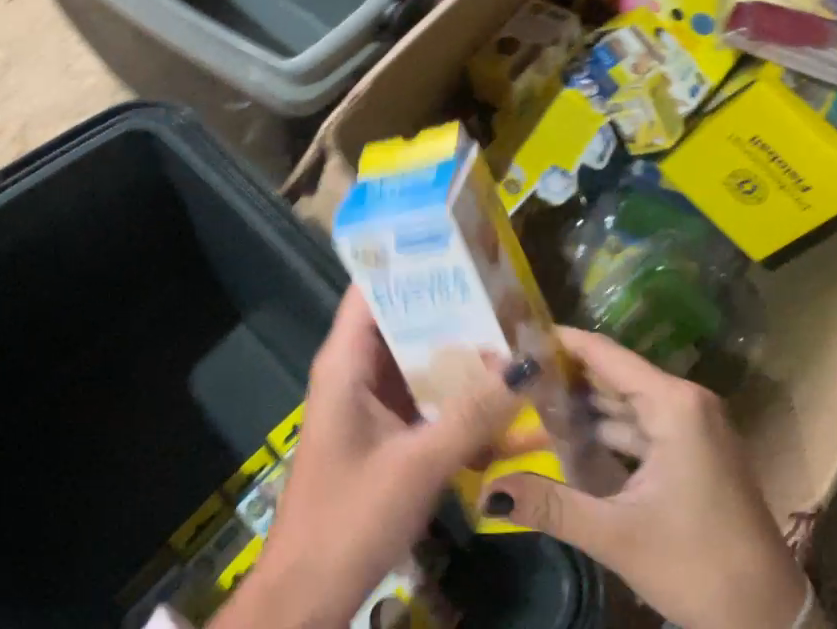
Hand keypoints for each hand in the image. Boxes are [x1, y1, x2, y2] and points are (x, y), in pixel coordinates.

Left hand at [213, 287, 534, 628]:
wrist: (309, 595)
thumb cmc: (350, 519)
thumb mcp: (418, 464)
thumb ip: (473, 413)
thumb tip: (527, 361)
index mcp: (346, 364)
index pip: (374, 290)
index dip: (412, 261)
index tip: (462, 242)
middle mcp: (357, 374)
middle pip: (406, 321)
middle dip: (454, 306)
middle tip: (508, 287)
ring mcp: (372, 405)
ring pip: (421, 362)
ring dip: (462, 352)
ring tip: (516, 328)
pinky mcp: (387, 435)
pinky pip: (426, 400)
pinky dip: (458, 396)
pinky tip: (503, 393)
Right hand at [481, 328, 813, 628]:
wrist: (768, 619)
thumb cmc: (696, 565)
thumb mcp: (616, 534)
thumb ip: (550, 505)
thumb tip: (487, 493)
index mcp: (675, 406)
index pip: (606, 355)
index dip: (561, 343)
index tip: (517, 337)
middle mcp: (687, 404)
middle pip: (614, 377)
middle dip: (565, 378)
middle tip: (512, 376)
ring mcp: (695, 429)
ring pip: (627, 406)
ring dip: (584, 409)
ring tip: (529, 406)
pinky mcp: (696, 454)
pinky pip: (642, 429)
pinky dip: (607, 433)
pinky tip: (570, 442)